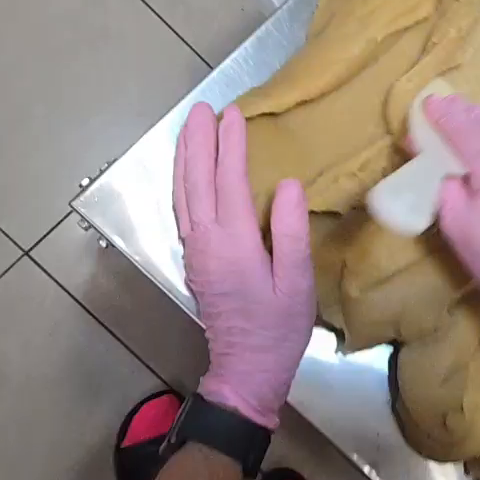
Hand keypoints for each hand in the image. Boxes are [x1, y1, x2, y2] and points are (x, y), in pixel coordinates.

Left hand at [174, 103, 313, 429]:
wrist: (245, 371)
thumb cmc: (279, 327)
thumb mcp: (296, 282)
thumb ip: (291, 232)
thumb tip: (289, 185)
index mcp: (234, 244)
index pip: (229, 182)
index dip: (231, 145)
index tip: (234, 114)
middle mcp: (205, 242)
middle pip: (196, 181)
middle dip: (198, 141)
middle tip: (203, 107)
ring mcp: (194, 250)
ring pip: (182, 193)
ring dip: (185, 157)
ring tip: (191, 127)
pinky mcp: (193, 258)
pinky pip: (182, 208)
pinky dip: (183, 180)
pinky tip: (188, 169)